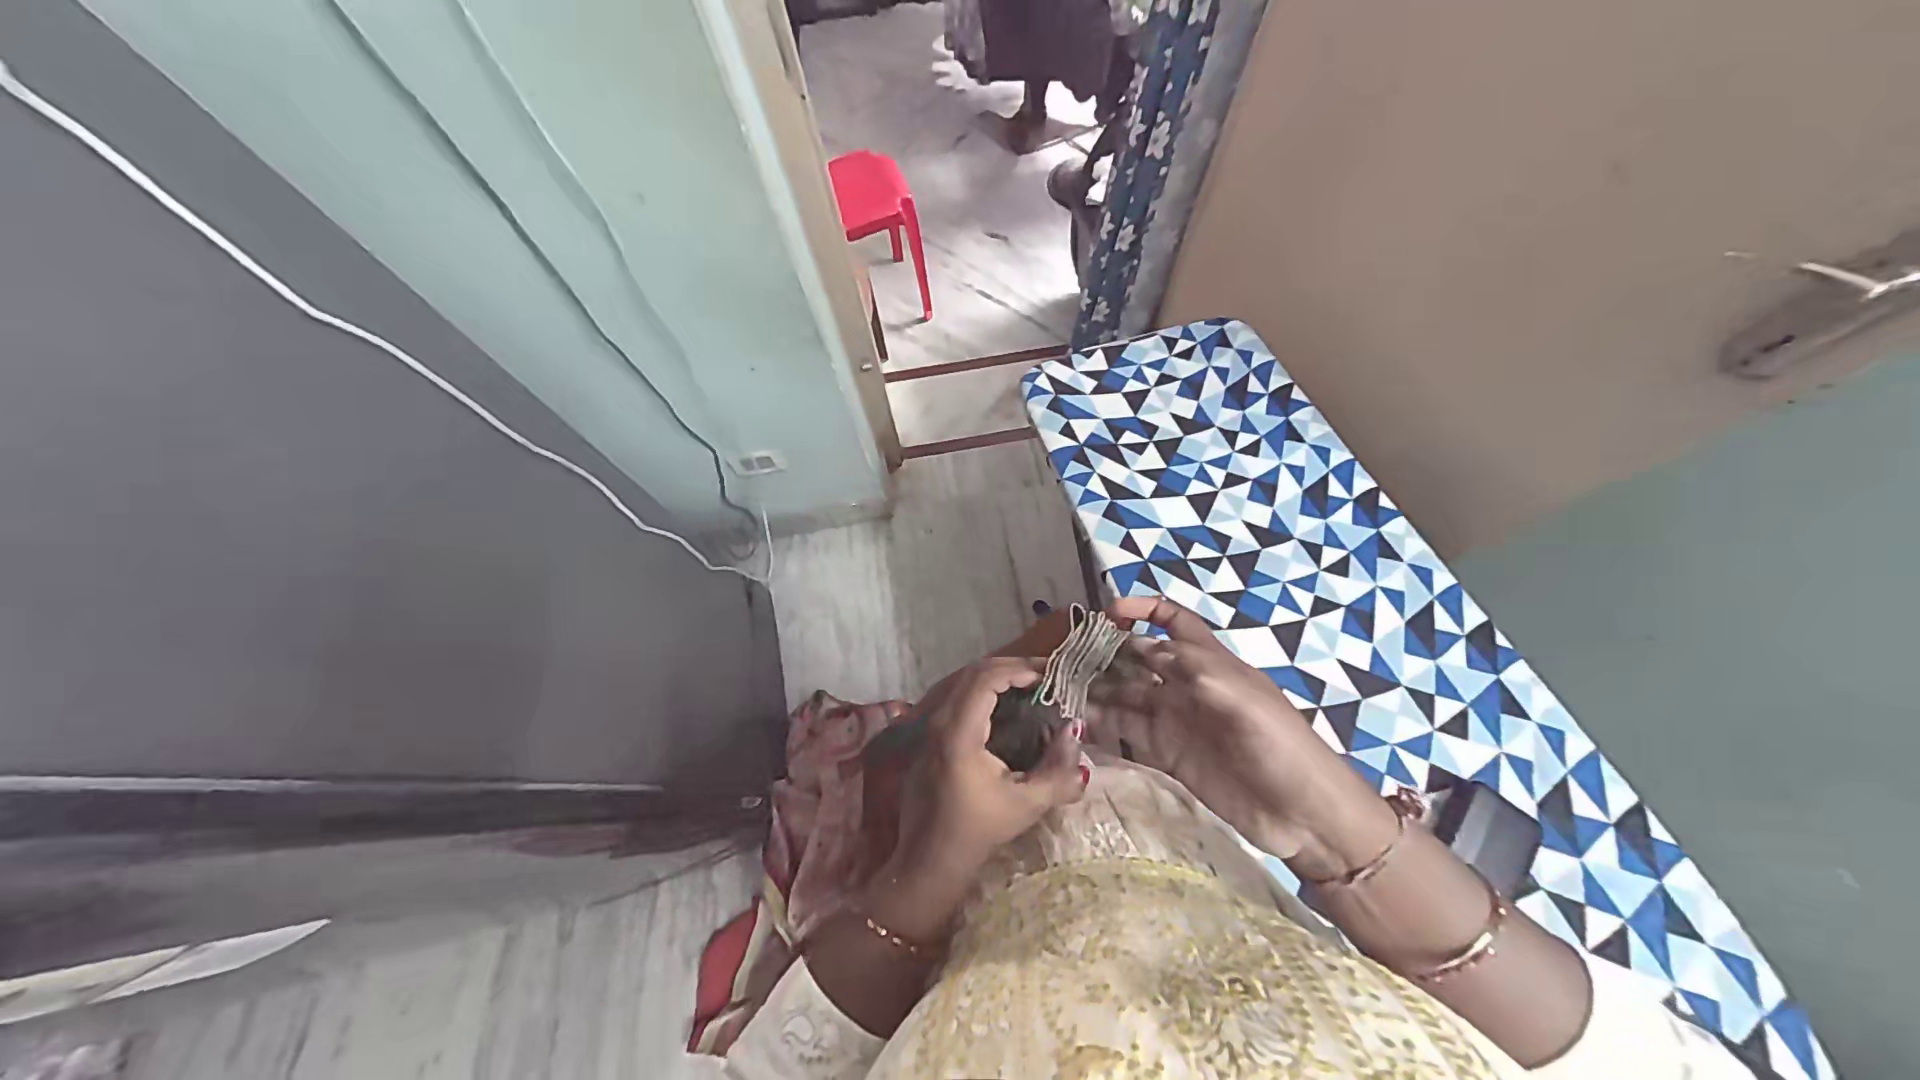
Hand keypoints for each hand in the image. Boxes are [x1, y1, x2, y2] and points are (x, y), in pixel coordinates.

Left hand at [867, 657, 1088, 941]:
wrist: (928, 859)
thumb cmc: (977, 832)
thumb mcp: (1026, 804)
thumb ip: (1058, 770)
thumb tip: (1077, 733)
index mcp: (958, 732)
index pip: (985, 678)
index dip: (1019, 669)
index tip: (1050, 675)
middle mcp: (940, 721)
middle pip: (973, 673)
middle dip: (1012, 668)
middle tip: (1045, 676)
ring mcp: (930, 727)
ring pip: (963, 682)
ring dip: (997, 677)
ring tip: (1030, 685)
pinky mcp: (930, 735)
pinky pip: (957, 697)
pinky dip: (984, 691)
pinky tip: (1006, 704)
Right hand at [1089, 595, 1397, 879]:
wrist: (1306, 818)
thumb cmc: (1283, 748)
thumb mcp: (1246, 701)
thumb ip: (1197, 670)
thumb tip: (1145, 646)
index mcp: (1211, 663)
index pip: (1173, 621)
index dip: (1143, 610)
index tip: (1108, 612)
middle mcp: (1186, 686)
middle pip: (1138, 658)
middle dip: (1105, 653)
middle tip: (1063, 657)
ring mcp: (1174, 721)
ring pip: (1125, 695)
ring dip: (1096, 690)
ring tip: (1059, 690)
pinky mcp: (1166, 754)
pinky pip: (1127, 733)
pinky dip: (1102, 726)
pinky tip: (1075, 724)